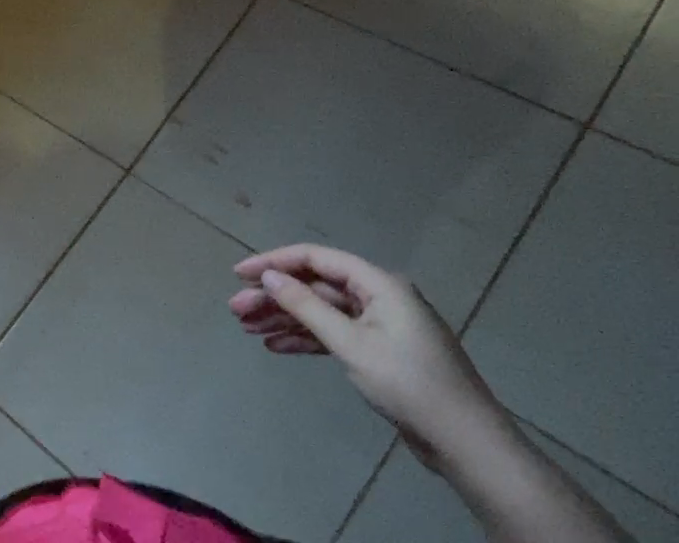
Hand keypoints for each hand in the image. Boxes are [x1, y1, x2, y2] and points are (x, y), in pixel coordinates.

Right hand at [229, 244, 509, 467]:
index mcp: (380, 286)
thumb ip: (306, 306)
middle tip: (236, 310)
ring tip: (247, 329)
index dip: (274, 262)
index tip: (238, 274)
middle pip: (315, 287)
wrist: (466, 442)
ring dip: (284, 318)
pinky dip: (305, 338)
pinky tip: (276, 346)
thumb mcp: (350, 343)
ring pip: (321, 311)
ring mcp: (381, 325)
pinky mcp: (380, 351)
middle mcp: (380, 298)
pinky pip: (333, 333)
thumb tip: (268, 277)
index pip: (316, 259)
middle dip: (274, 297)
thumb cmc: (408, 384)